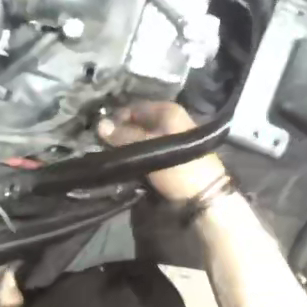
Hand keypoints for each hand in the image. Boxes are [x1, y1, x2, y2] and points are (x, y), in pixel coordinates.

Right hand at [97, 101, 226, 202]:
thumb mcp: (149, 150)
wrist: (206, 197)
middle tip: (103, 147)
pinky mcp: (172, 156)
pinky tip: (128, 164)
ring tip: (112, 157)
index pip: (134, 108)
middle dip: (122, 134)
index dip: (116, 119)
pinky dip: (139, 156)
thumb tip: (100, 125)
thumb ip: (124, 137)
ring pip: (142, 138)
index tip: (100, 134)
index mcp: (168, 111)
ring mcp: (172, 138)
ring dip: (129, 147)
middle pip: (138, 124)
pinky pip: (149, 151)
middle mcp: (170, 120)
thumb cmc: (179, 169)